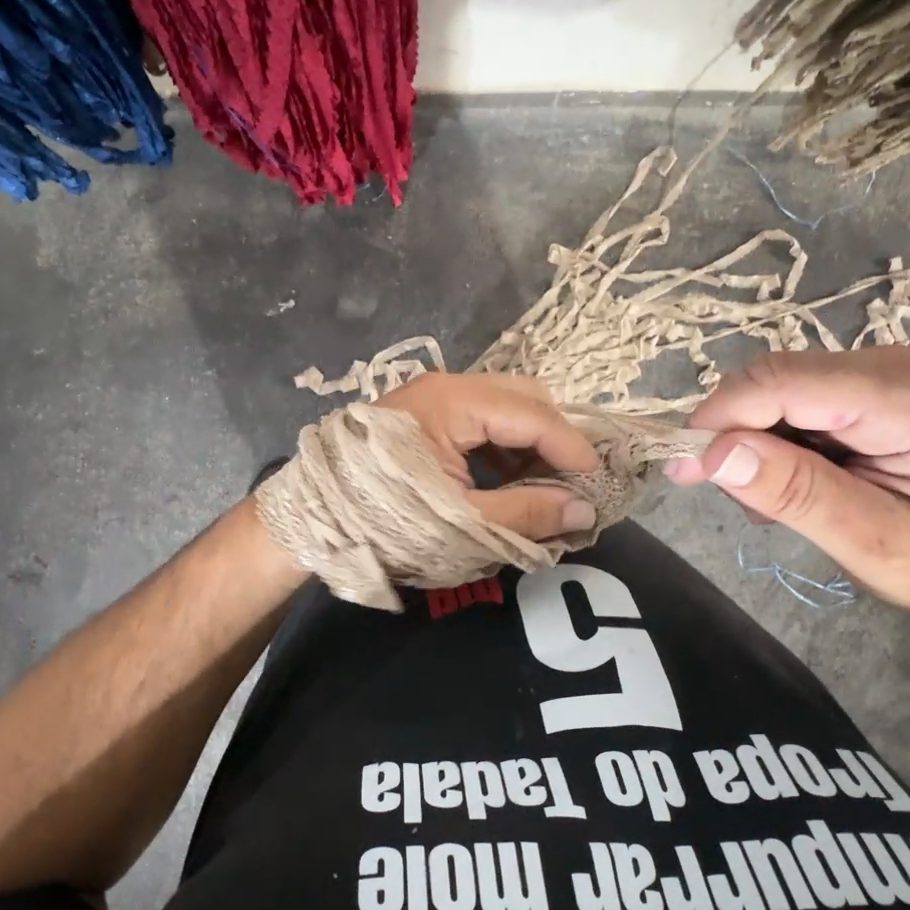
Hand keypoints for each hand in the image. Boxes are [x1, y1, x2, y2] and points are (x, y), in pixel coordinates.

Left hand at [375, 374, 601, 541]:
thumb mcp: (461, 523)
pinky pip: (479, 422)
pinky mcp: (422, 418)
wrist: (312, 522)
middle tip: (572, 484)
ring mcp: (431, 399)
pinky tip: (509, 485)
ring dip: (530, 445)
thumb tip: (584, 510)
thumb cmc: (384, 521)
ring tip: (544, 492)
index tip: (598, 485)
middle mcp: (445, 387)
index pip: (534, 415)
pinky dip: (503, 449)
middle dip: (554, 438)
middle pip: (523, 397)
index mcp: (453, 402)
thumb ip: (525, 513)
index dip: (572, 449)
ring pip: (503, 407)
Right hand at [665, 347, 909, 616]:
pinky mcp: (875, 391)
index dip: (720, 418)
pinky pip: (800, 402)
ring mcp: (885, 375)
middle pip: (775, 379)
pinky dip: (781, 444)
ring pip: (780, 390)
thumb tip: (715, 452)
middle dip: (737, 435)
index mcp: (909, 399)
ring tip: (782, 506)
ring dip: (758, 444)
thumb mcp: (882, 545)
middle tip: (747, 506)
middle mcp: (893, 367)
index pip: (781, 380)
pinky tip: (805, 486)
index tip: (686, 473)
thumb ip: (801, 495)